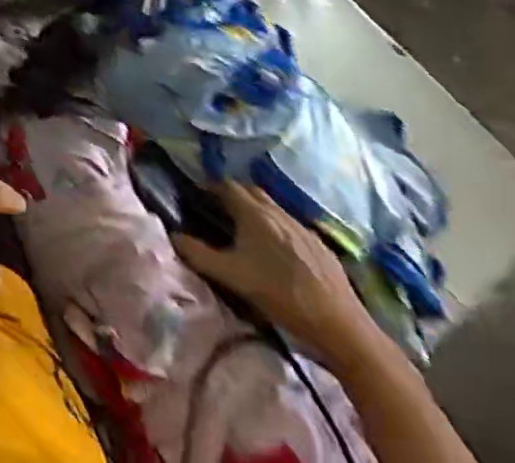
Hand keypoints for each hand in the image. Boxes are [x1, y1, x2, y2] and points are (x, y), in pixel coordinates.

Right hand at [174, 183, 377, 359]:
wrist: (341, 327)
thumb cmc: (279, 296)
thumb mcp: (230, 276)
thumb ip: (196, 253)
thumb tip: (172, 235)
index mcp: (256, 215)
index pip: (229, 186)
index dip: (211, 187)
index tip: (198, 196)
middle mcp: (281, 215)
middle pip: (252, 191)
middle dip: (233, 194)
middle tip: (217, 209)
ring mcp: (305, 230)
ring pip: (274, 208)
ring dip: (256, 210)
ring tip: (244, 230)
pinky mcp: (321, 247)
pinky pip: (291, 226)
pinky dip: (276, 227)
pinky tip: (275, 251)